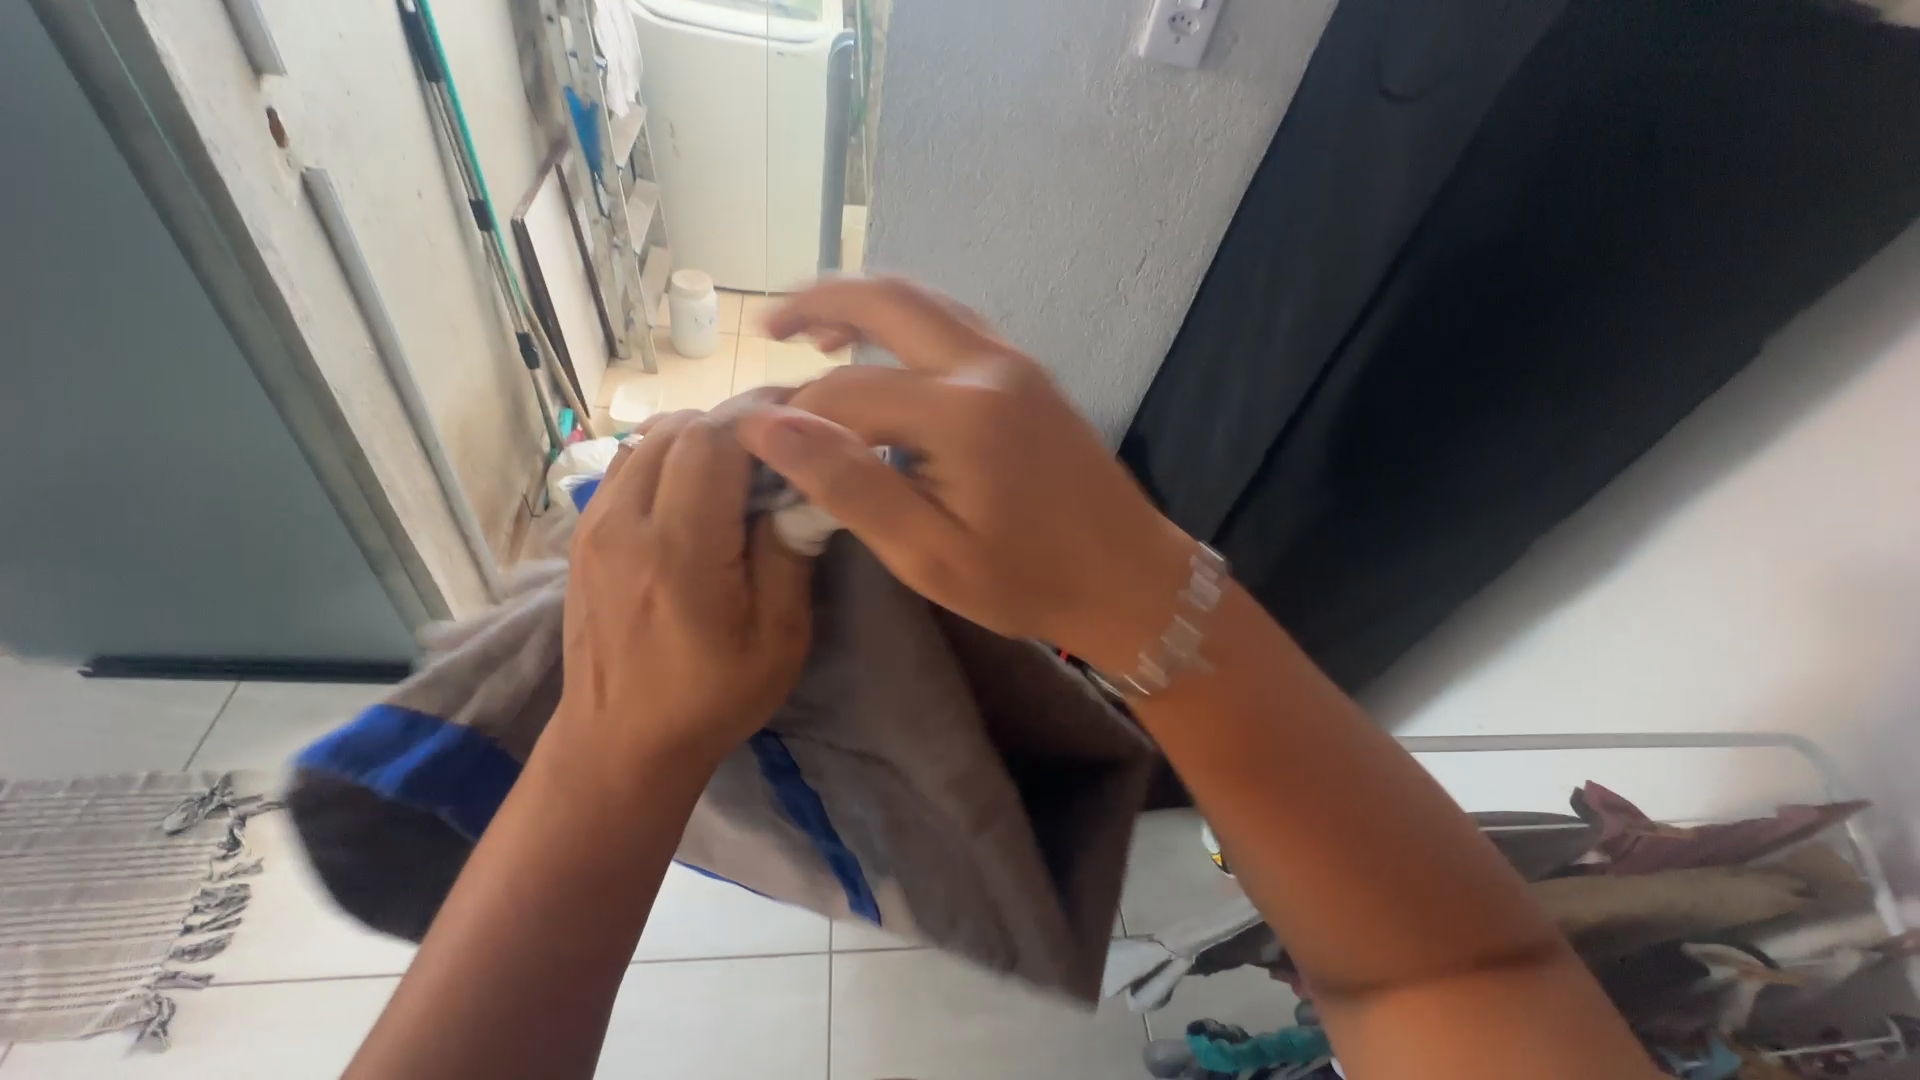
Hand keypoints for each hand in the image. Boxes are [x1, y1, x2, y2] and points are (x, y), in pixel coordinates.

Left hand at [555, 411, 812, 771]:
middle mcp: (625, 523)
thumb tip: (801, 487)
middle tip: (788, 437)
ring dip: (703, 434)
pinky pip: (629, 465)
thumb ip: (789, 552)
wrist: (621, 742)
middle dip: (739, 420)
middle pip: (681, 428)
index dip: (763, 415)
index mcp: (679, 550)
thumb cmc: (713, 696)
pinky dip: (671, 455)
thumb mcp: (778, 637)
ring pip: (650, 439)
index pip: (715, 439)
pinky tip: (703, 484)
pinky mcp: (584, 534)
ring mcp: (594, 525)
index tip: (808, 414)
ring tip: (749, 458)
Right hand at [733, 277, 1194, 672]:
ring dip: (863, 304)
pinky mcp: (1028, 374)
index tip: (756, 439)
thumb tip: (769, 427)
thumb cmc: (1029, 581)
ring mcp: (1015, 361)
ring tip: (813, 333)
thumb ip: (850, 485)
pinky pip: (953, 323)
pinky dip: (905, 322)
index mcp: (962, 414)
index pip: (849, 391)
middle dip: (820, 302)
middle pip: (888, 300)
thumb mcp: (929, 555)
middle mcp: (988, 365)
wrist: (1129, 577)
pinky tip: (882, 353)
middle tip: (767, 324)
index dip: (796, 414)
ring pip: (924, 301)